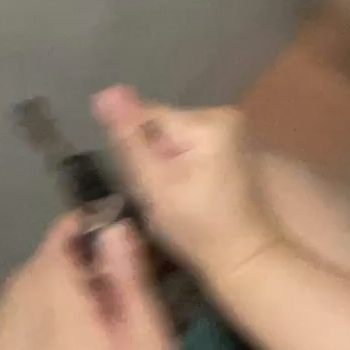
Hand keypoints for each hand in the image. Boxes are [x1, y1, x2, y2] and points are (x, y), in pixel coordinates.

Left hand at [32, 214, 179, 349]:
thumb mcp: (148, 341)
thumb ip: (129, 282)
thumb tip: (115, 227)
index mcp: (64, 316)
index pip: (54, 250)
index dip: (78, 221)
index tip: (111, 207)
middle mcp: (42, 330)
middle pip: (48, 268)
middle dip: (80, 244)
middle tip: (126, 238)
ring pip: (48, 293)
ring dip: (77, 271)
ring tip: (121, 270)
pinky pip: (51, 316)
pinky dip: (74, 298)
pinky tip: (106, 311)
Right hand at [93, 86, 284, 285]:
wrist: (242, 256)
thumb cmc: (196, 228)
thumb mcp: (154, 185)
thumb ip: (129, 139)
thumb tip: (107, 92)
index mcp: (208, 120)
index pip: (147, 117)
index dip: (136, 150)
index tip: (145, 182)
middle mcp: (224, 113)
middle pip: (162, 126)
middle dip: (153, 156)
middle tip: (160, 194)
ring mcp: (232, 127)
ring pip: (174, 136)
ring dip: (166, 162)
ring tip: (175, 195)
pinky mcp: (232, 142)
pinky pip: (190, 144)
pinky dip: (182, 165)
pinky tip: (188, 190)